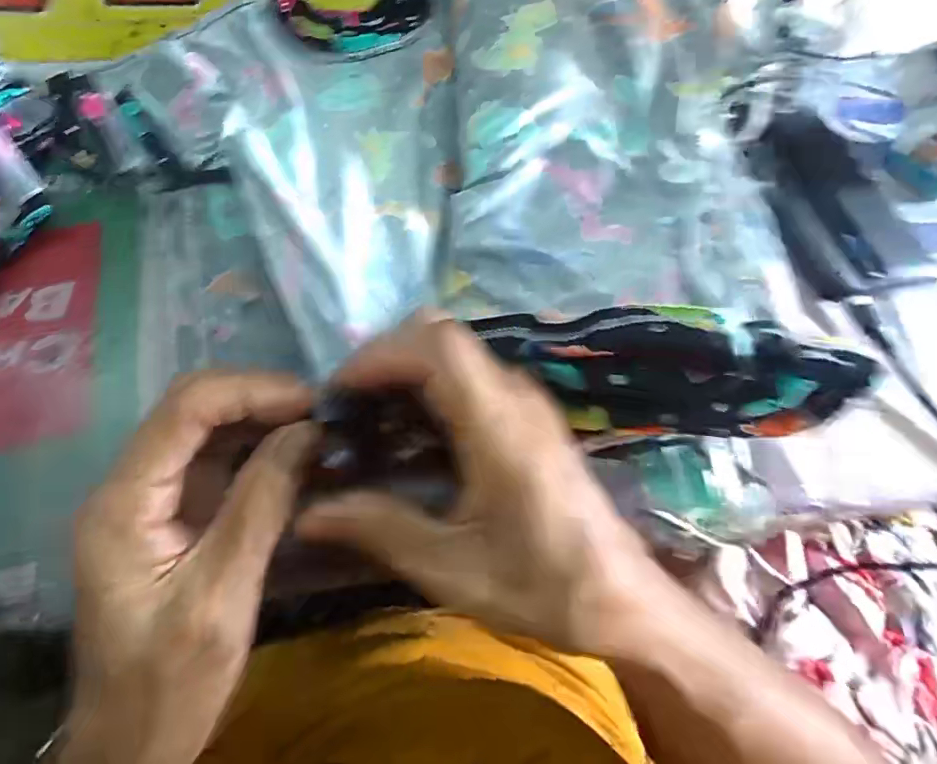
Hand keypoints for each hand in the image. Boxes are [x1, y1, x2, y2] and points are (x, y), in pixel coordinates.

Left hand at [64, 372, 318, 763]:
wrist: (127, 748)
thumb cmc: (168, 687)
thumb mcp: (221, 601)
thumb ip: (259, 507)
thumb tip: (305, 433)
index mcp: (123, 501)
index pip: (183, 409)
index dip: (248, 390)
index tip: (308, 398)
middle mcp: (125, 484)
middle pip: (188, 408)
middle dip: (254, 398)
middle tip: (317, 410)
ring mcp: (143, 497)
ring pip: (199, 429)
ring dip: (255, 419)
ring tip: (312, 425)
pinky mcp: (163, 513)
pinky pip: (207, 461)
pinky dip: (249, 450)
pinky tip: (288, 453)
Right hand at [296, 317, 673, 657]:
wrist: (629, 603)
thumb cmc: (546, 586)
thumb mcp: (454, 570)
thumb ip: (380, 531)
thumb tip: (306, 515)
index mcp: (499, 426)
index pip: (436, 346)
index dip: (379, 355)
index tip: (340, 393)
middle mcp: (512, 396)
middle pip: (438, 333)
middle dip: (382, 355)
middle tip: (349, 403)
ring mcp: (522, 398)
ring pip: (450, 346)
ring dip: (401, 366)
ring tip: (369, 415)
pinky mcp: (524, 411)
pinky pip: (463, 370)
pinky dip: (423, 380)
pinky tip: (408, 430)